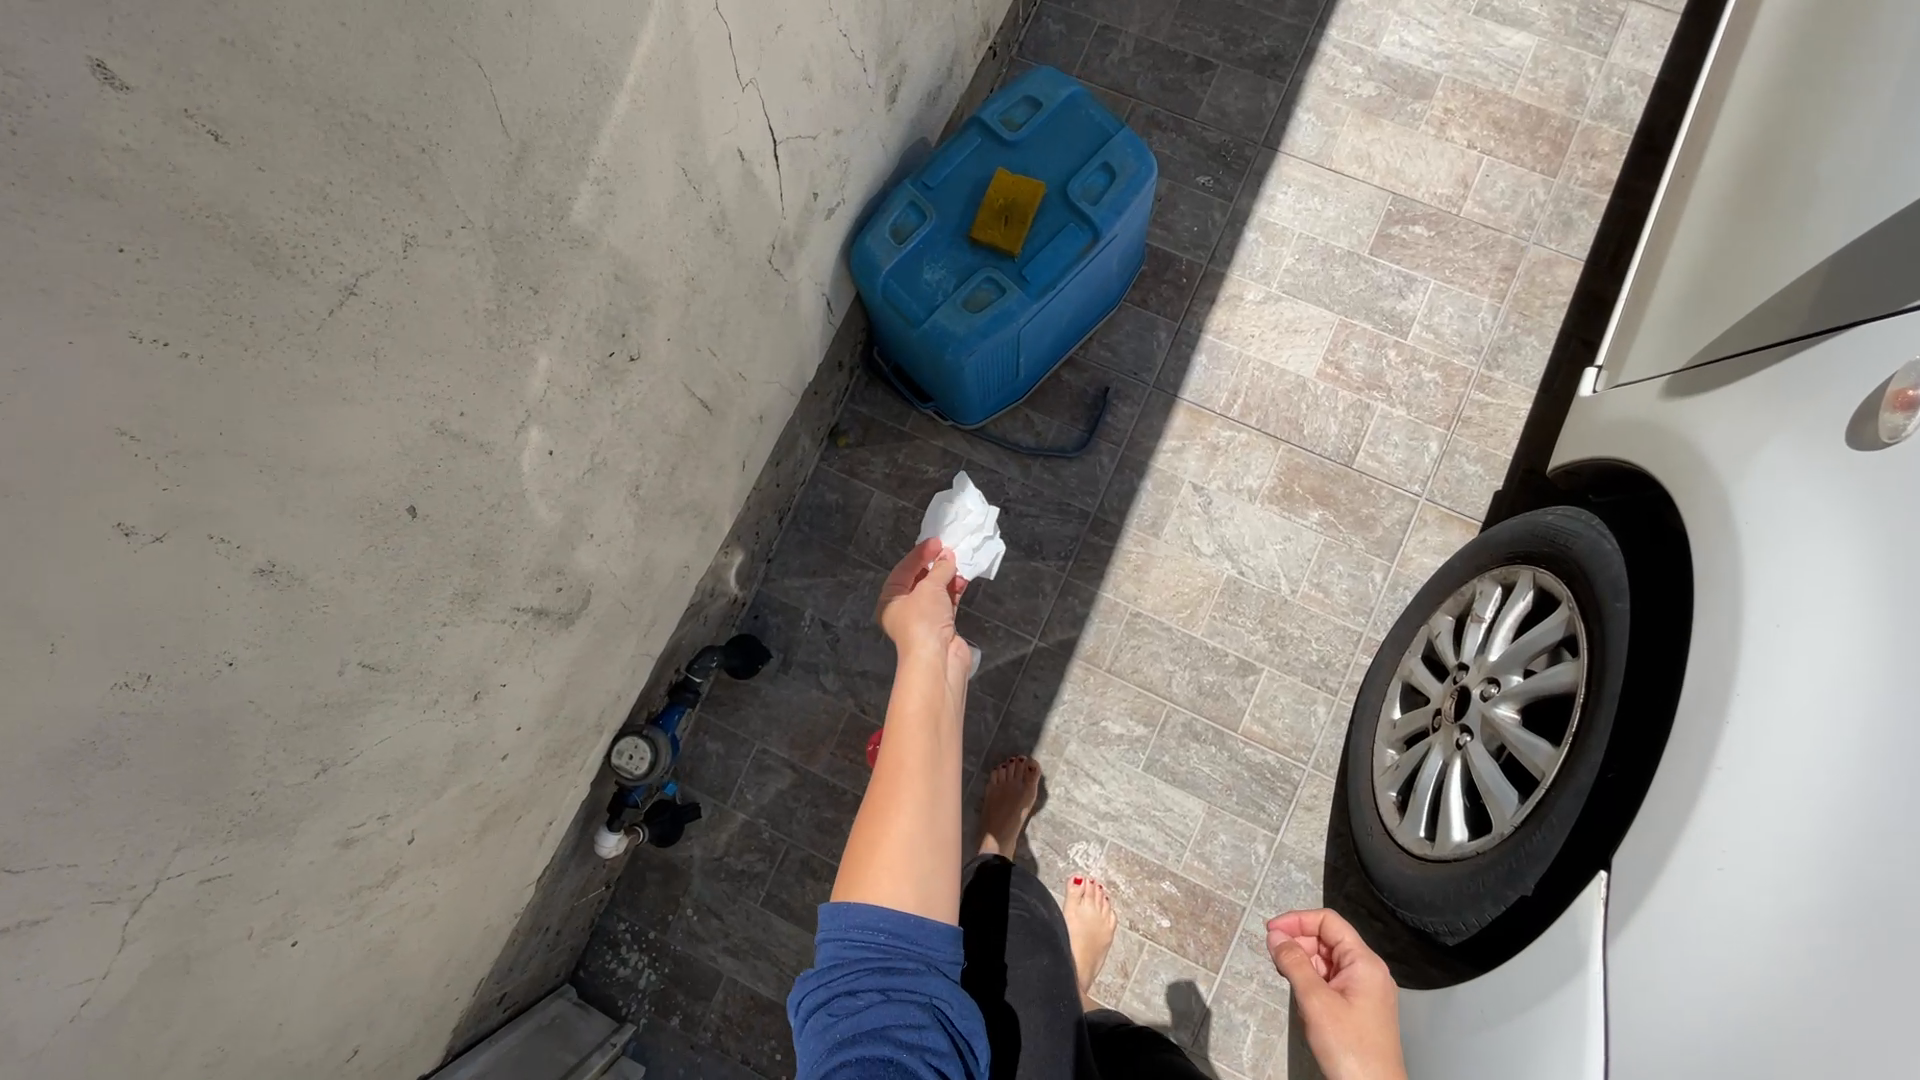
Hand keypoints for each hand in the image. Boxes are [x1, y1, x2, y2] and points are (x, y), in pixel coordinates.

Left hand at [875, 538, 966, 658]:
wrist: (937, 659)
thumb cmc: (922, 620)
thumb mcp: (929, 588)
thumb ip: (939, 569)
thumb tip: (947, 557)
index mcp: (890, 600)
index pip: (903, 570)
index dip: (919, 554)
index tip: (936, 542)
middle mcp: (903, 609)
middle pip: (919, 580)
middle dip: (934, 565)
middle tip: (948, 550)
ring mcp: (923, 619)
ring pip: (934, 592)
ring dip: (946, 577)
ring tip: (958, 563)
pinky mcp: (940, 626)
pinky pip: (946, 603)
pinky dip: (953, 591)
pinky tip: (962, 579)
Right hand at [1267, 909, 1405, 1079]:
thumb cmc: (1347, 1045)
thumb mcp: (1315, 1001)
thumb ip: (1293, 962)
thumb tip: (1274, 934)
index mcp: (1364, 962)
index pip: (1328, 922)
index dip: (1297, 920)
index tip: (1271, 932)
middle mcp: (1367, 971)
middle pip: (1327, 939)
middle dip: (1298, 942)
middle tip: (1274, 957)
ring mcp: (1364, 990)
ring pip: (1327, 960)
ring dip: (1302, 962)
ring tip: (1285, 976)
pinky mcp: (1358, 1008)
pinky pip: (1331, 980)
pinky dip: (1311, 980)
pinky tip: (1300, 994)